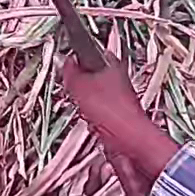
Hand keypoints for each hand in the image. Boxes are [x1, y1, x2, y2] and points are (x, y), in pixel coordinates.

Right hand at [61, 54, 179, 195]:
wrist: (129, 143)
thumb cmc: (110, 111)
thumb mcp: (80, 86)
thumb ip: (71, 72)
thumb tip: (66, 61)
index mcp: (112, 64)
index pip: (91, 52)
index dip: (76, 59)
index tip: (67, 68)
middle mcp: (118, 78)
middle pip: (89, 76)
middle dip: (78, 84)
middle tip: (73, 90)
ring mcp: (119, 98)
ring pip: (91, 95)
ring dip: (83, 102)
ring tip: (82, 108)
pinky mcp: (117, 116)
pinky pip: (96, 112)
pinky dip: (91, 116)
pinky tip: (89, 121)